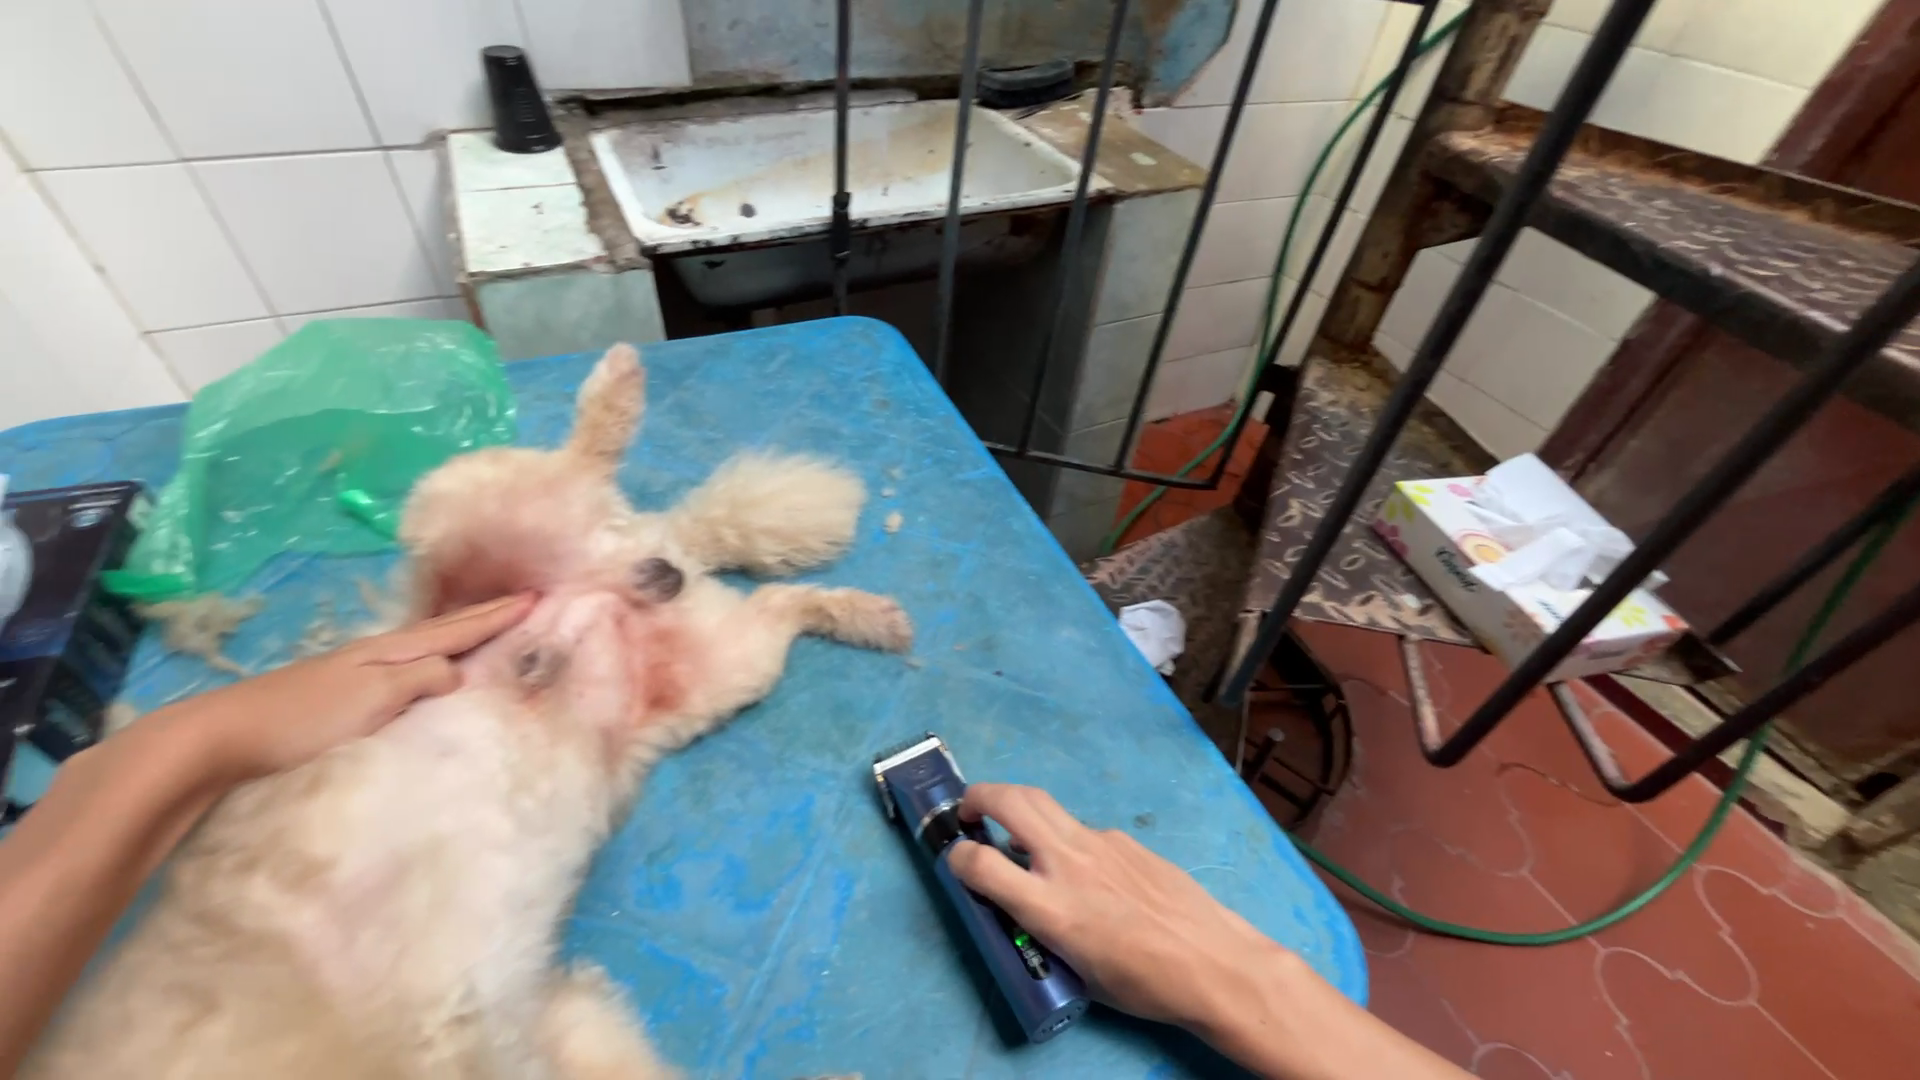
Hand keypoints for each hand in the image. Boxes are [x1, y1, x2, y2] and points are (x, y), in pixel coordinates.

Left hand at [153, 593, 535, 780]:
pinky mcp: (345, 692)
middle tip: (523, 599)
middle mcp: (381, 652)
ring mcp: (359, 670)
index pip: (459, 629)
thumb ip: (424, 677)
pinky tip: (433, 660)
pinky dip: (435, 653)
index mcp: (394, 650)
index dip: (499, 615)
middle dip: (486, 613)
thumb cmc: (305, 717)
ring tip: (488, 622)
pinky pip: (409, 662)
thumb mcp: (375, 697)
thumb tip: (461, 671)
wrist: (218, 738)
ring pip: (427, 642)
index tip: (536, 597)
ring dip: (462, 630)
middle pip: (444, 627)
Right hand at [947, 783, 1289, 1031]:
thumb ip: (1041, 928)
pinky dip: (1062, 837)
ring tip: (1013, 829)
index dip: (955, 858)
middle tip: (969, 813)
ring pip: (1041, 802)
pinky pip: (1078, 828)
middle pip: (1008, 800)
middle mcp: (1067, 862)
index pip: (979, 863)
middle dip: (978, 797)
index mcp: (1050, 906)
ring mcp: (1097, 841)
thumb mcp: (1076, 970)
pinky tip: (1084, 870)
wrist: (1212, 961)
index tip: (955, 859)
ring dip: (1015, 805)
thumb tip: (1024, 899)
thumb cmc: (1142, 983)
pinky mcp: (1122, 837)